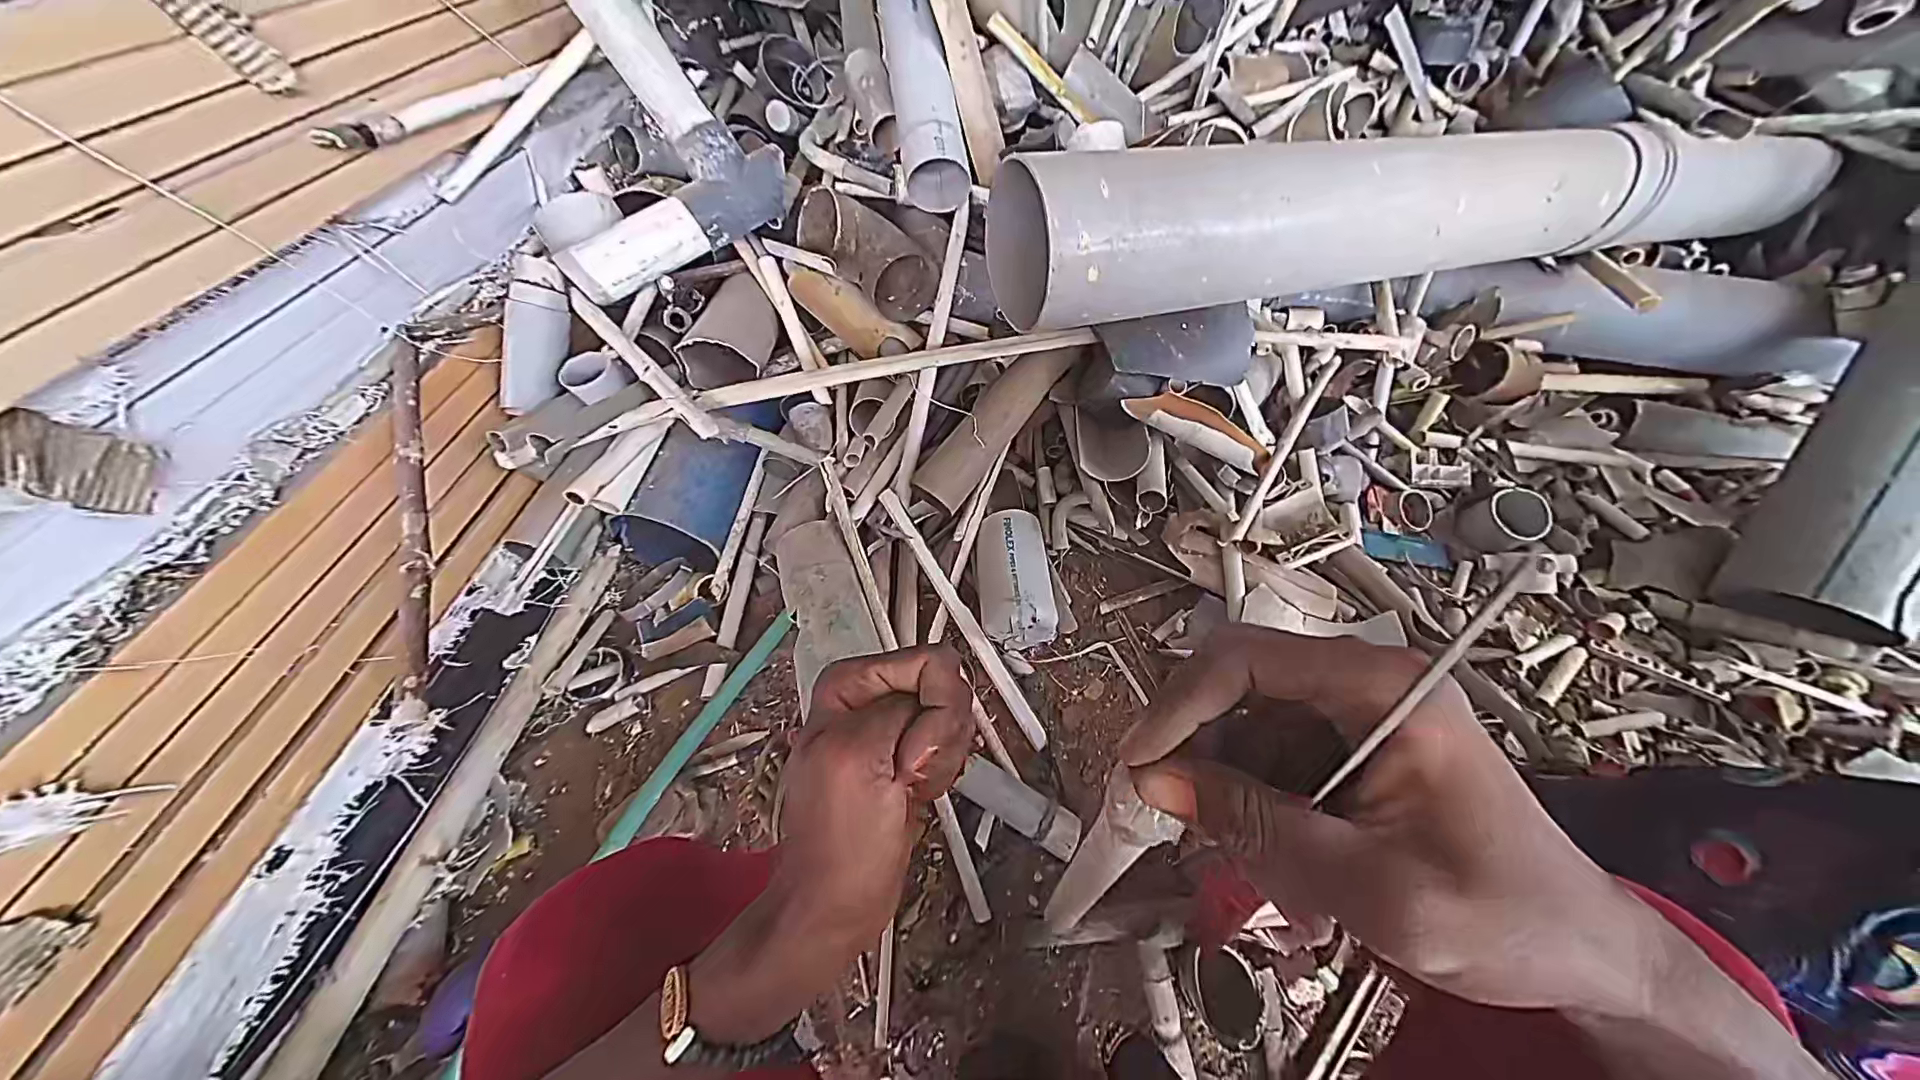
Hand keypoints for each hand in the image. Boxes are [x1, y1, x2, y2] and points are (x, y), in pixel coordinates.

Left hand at [687, 645, 972, 1042]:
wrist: (838, 905)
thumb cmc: (838, 845)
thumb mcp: (859, 757)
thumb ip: (901, 705)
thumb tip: (942, 671)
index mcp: (847, 687)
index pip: (927, 663)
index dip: (932, 712)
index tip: (907, 753)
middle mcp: (872, 701)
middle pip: (944, 689)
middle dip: (938, 738)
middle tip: (905, 774)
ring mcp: (894, 729)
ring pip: (953, 719)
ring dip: (942, 761)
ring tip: (906, 789)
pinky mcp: (911, 754)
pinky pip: (952, 746)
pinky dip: (944, 773)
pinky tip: (915, 795)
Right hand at [1118, 625, 1664, 1016]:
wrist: (1585, 951)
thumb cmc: (1506, 918)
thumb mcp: (1371, 885)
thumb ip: (1255, 827)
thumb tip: (1154, 781)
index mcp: (1382, 686)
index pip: (1244, 660)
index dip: (1178, 705)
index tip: (1139, 761)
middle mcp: (1360, 680)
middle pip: (1232, 684)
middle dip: (1193, 747)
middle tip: (1171, 810)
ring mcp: (1348, 710)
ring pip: (1238, 723)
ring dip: (1220, 784)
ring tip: (1246, 857)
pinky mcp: (1339, 741)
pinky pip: (1260, 753)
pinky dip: (1245, 798)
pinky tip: (1273, 852)